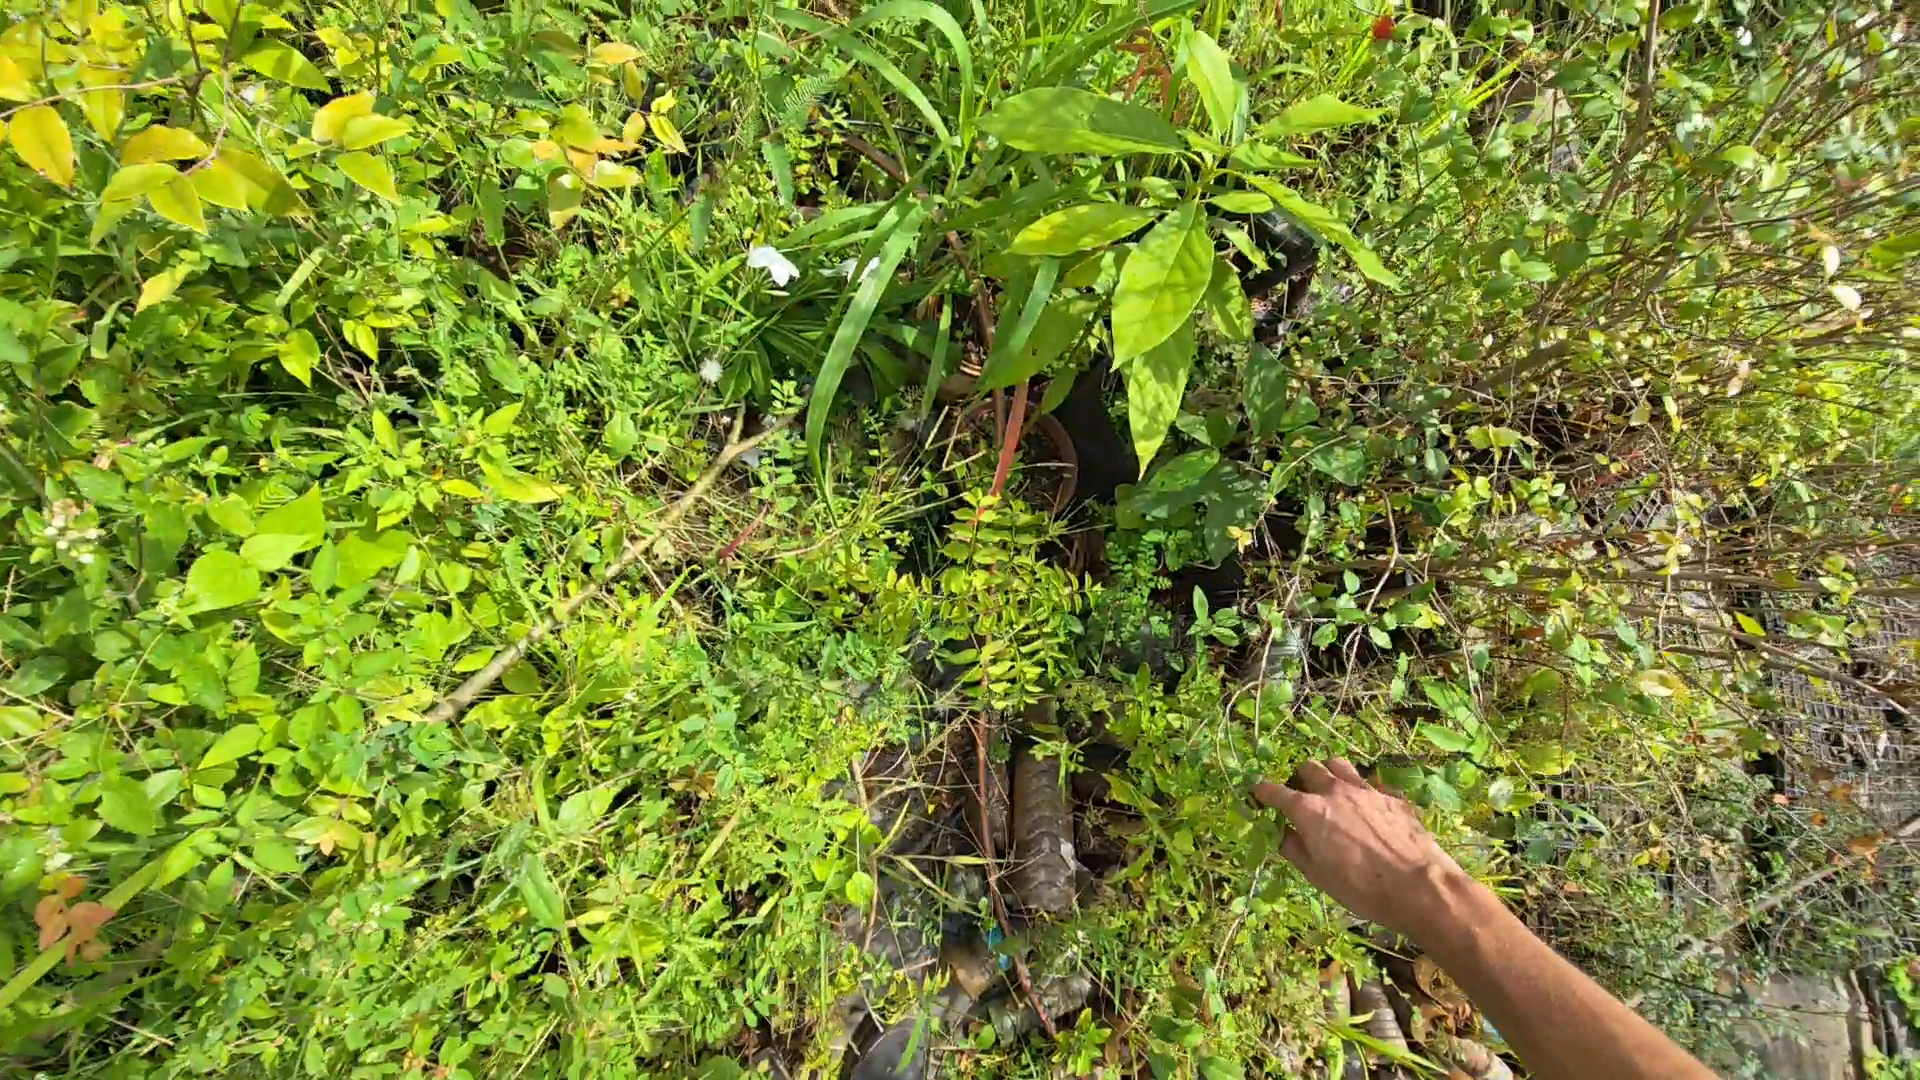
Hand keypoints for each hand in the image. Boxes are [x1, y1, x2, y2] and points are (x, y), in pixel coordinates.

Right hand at [1254, 758, 1475, 941]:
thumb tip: (1283, 834)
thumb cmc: (1362, 888)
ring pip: (1338, 764)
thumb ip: (1294, 849)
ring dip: (1330, 773)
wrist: (1421, 889)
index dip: (1263, 792)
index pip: (1274, 791)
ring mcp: (1364, 790)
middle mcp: (1333, 791)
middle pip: (1308, 768)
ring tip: (1332, 791)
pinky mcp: (1391, 797)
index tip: (1259, 795)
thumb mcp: (1318, 876)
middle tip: (1303, 797)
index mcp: (1308, 811)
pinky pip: (1370, 784)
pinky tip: (1368, 810)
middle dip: (1300, 779)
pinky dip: (1362, 791)